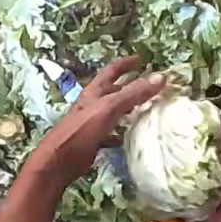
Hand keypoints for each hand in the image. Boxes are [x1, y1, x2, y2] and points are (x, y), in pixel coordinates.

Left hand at [25, 56, 165, 191]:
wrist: (59, 161)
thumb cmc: (82, 130)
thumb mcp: (109, 108)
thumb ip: (134, 93)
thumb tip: (161, 76)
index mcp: (95, 91)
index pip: (112, 70)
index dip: (126, 63)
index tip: (142, 59)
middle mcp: (92, 103)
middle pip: (113, 89)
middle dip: (130, 85)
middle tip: (149, 86)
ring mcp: (92, 122)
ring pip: (113, 110)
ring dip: (128, 107)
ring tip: (146, 109)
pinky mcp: (93, 139)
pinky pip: (111, 132)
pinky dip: (122, 131)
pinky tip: (131, 136)